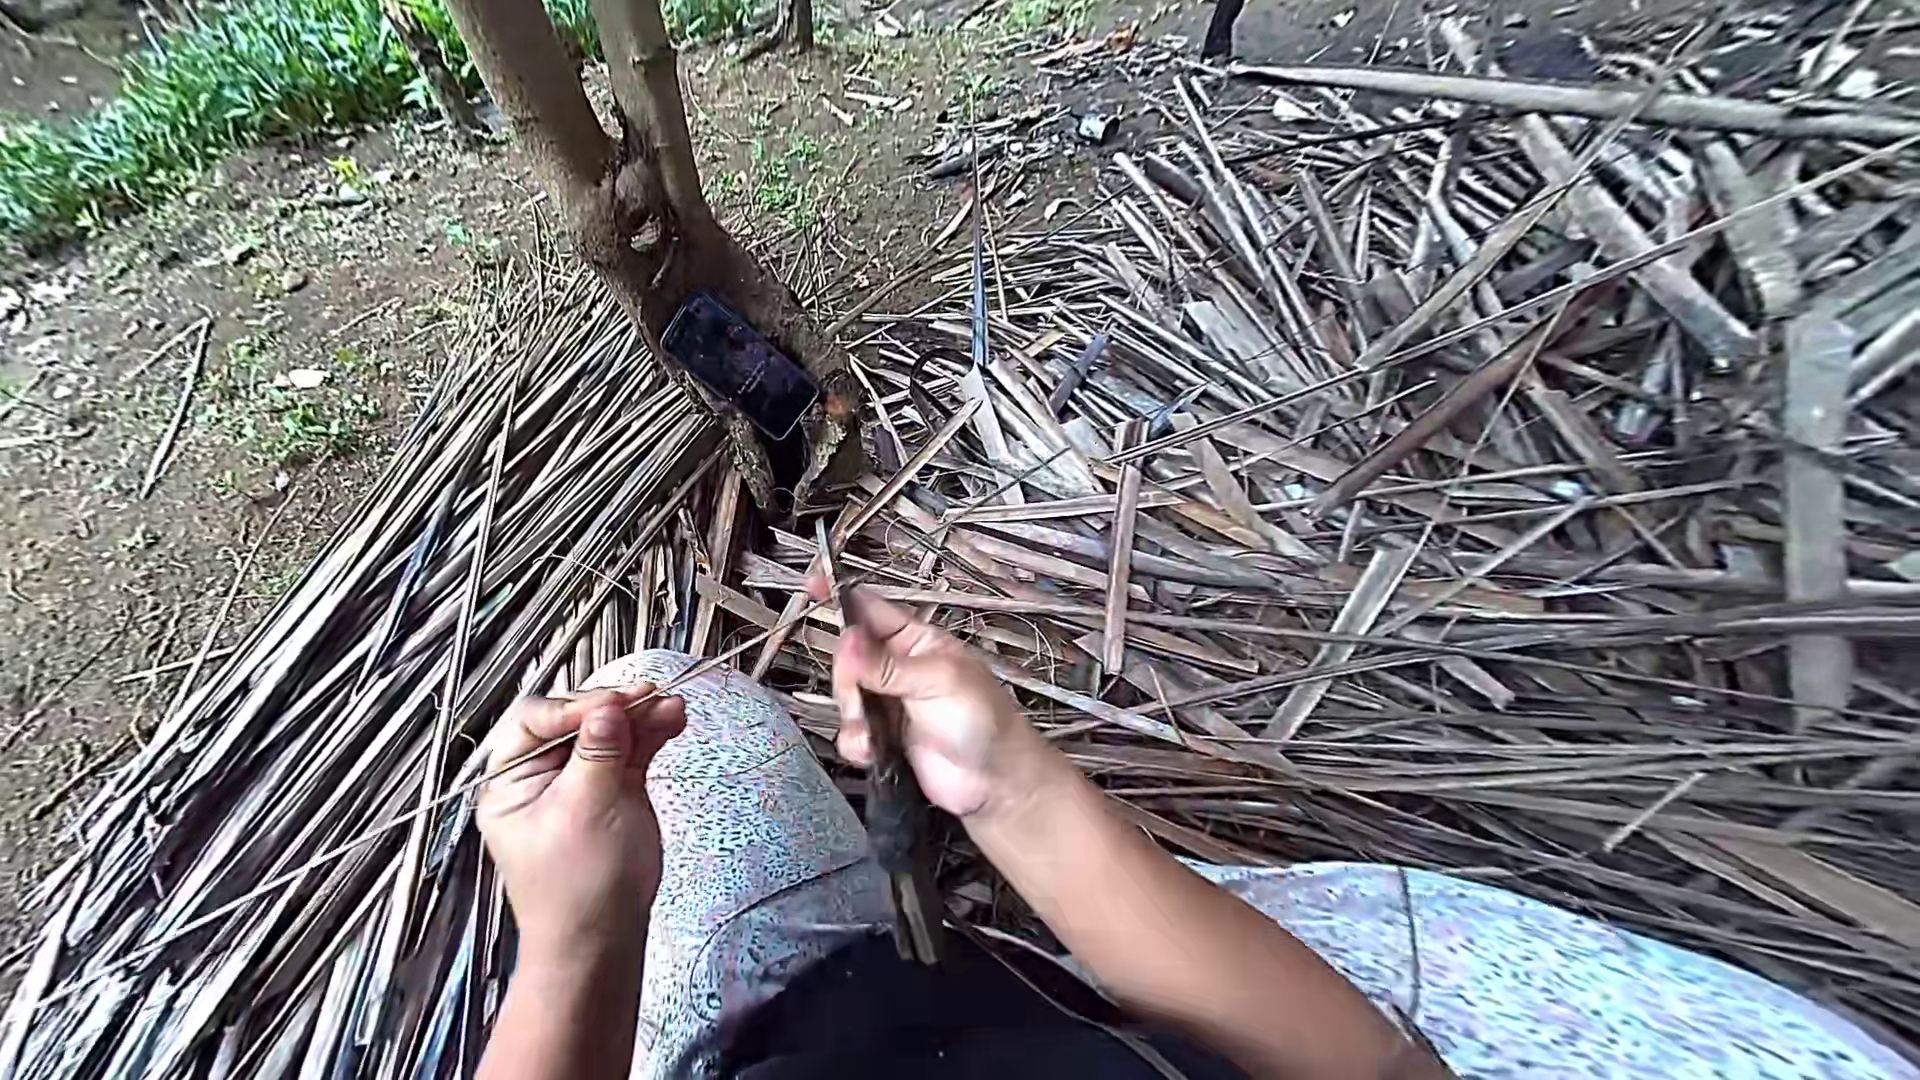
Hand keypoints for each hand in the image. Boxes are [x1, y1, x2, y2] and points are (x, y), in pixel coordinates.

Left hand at [477, 689, 686, 971]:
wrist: (605, 932)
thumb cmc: (578, 887)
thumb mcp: (583, 811)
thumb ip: (597, 754)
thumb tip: (606, 707)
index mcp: (514, 781)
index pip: (538, 721)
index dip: (575, 708)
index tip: (613, 706)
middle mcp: (547, 773)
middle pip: (581, 719)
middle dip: (617, 707)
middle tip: (648, 698)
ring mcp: (586, 776)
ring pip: (615, 729)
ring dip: (645, 715)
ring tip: (671, 706)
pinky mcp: (618, 783)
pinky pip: (637, 746)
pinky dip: (656, 731)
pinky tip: (673, 719)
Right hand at [812, 578, 1066, 820]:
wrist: (994, 781)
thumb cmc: (984, 719)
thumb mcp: (940, 681)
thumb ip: (888, 665)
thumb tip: (848, 641)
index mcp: (916, 640)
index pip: (870, 608)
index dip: (841, 595)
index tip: (813, 586)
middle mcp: (898, 666)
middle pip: (848, 654)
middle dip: (849, 675)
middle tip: (864, 691)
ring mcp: (889, 701)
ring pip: (845, 695)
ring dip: (853, 713)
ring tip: (875, 728)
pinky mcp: (883, 736)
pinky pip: (850, 732)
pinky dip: (856, 742)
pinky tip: (873, 749)